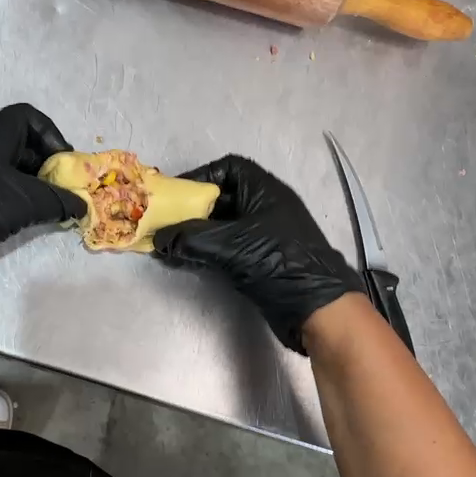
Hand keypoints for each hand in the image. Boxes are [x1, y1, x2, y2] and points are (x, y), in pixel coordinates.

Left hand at [0, 104, 88, 276]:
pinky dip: (10, 195)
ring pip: (7, 165)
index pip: (30, 117)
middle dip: (45, 165)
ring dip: (28, 183)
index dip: (53, 136)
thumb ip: (57, 202)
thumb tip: (81, 206)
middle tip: (60, 190)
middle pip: (21, 142)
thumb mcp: (24, 203)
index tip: (64, 163)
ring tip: (43, 208)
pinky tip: (17, 218)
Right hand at [153, 155, 366, 352]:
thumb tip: (158, 238)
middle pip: (221, 197)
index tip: (176, 193)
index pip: (229, 168)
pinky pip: (226, 247)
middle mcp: (264, 207)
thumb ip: (189, 238)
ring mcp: (264, 235)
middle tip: (164, 220)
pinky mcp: (260, 260)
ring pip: (222, 225)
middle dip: (192, 208)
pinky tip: (184, 260)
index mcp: (264, 190)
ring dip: (195, 233)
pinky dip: (205, 250)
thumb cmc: (277, 262)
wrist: (318, 308)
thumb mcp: (229, 245)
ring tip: (167, 243)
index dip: (201, 175)